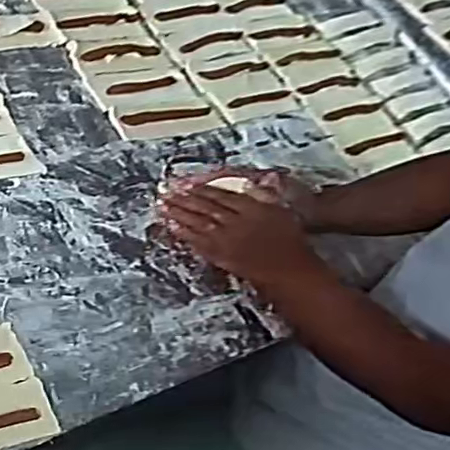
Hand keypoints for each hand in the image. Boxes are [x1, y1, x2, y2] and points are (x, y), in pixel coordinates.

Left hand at [160, 184, 325, 286]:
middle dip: (183, 198)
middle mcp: (236, 221)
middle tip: (166, 192)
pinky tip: (170, 225)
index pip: (222, 195)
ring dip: (177, 212)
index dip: (202, 189)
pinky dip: (181, 231)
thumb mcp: (280, 212)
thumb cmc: (287, 240)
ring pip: (196, 221)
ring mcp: (224, 237)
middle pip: (205, 206)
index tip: (187, 184)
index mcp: (253, 208)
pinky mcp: (216, 253)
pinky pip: (195, 239)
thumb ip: (263, 197)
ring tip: (162, 205)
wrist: (285, 268)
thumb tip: (255, 182)